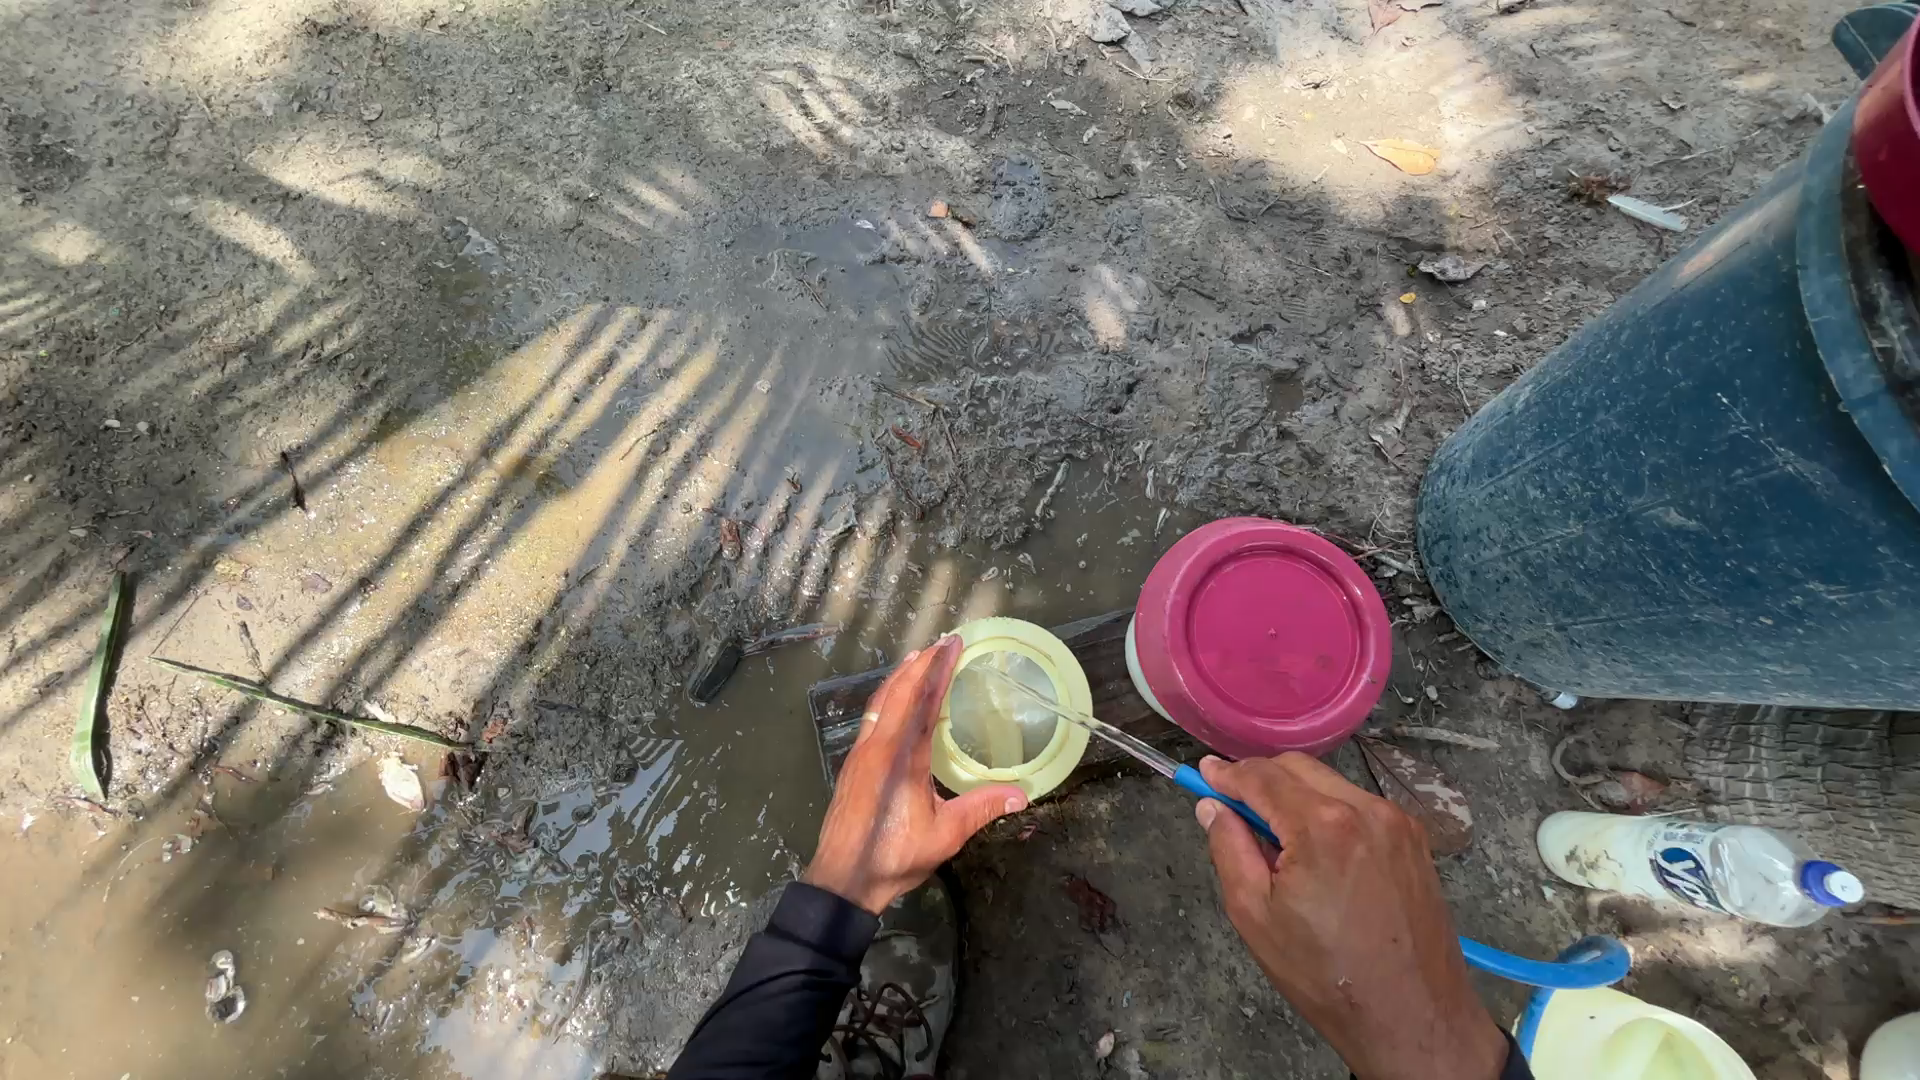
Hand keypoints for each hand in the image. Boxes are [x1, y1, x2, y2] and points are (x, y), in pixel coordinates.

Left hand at [803, 636, 1028, 913]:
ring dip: (900, 677)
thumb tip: (1022, 795)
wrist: (842, 880)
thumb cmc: (893, 856)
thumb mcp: (945, 835)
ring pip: (880, 701)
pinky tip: (895, 701)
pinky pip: (872, 716)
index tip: (952, 644)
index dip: (939, 669)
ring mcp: (862, 752)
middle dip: (921, 663)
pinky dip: (887, 696)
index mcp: (903, 755)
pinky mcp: (854, 763)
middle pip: (898, 690)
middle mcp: (879, 744)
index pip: (923, 699)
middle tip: (941, 642)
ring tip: (918, 659)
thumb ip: (981, 808)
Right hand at [1195, 753, 1507, 1079]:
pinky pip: (1356, 802)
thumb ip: (1228, 847)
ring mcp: (1395, 822)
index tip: (1203, 772)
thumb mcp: (1254, 914)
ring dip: (1292, 792)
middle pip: (1295, 767)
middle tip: (1232, 804)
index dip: (1226, 773)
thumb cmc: (1326, 975)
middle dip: (1258, 778)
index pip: (1261, 777)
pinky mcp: (1413, 839)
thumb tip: (1212, 806)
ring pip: (1326, 781)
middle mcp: (1364, 810)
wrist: (1417, 1024)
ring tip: (1275, 834)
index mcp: (1321, 826)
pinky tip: (1315, 846)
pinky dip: (1325, 808)